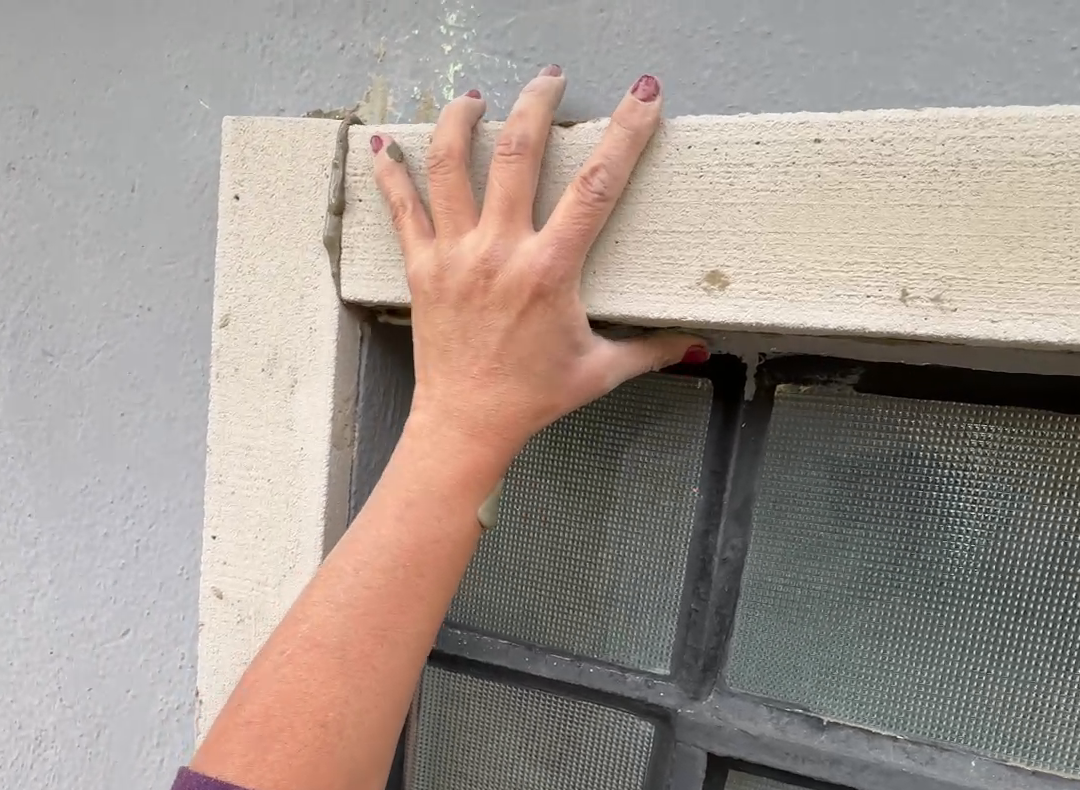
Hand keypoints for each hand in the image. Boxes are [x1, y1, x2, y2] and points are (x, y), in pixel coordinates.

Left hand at [370, 69, 706, 472]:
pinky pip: (402, 209)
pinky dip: (389, 173)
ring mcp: (456, 255)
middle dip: (539, 103)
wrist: (468, 422)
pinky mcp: (423, 268)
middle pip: (521, 152)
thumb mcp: (600, 372)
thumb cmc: (534, 397)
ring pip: (452, 166)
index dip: (626, 133)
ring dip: (462, 121)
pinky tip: (382, 145)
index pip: (597, 186)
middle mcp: (501, 250)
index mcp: (551, 270)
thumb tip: (697, 346)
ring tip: (473, 98)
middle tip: (551, 78)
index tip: (643, 95)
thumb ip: (651, 351)